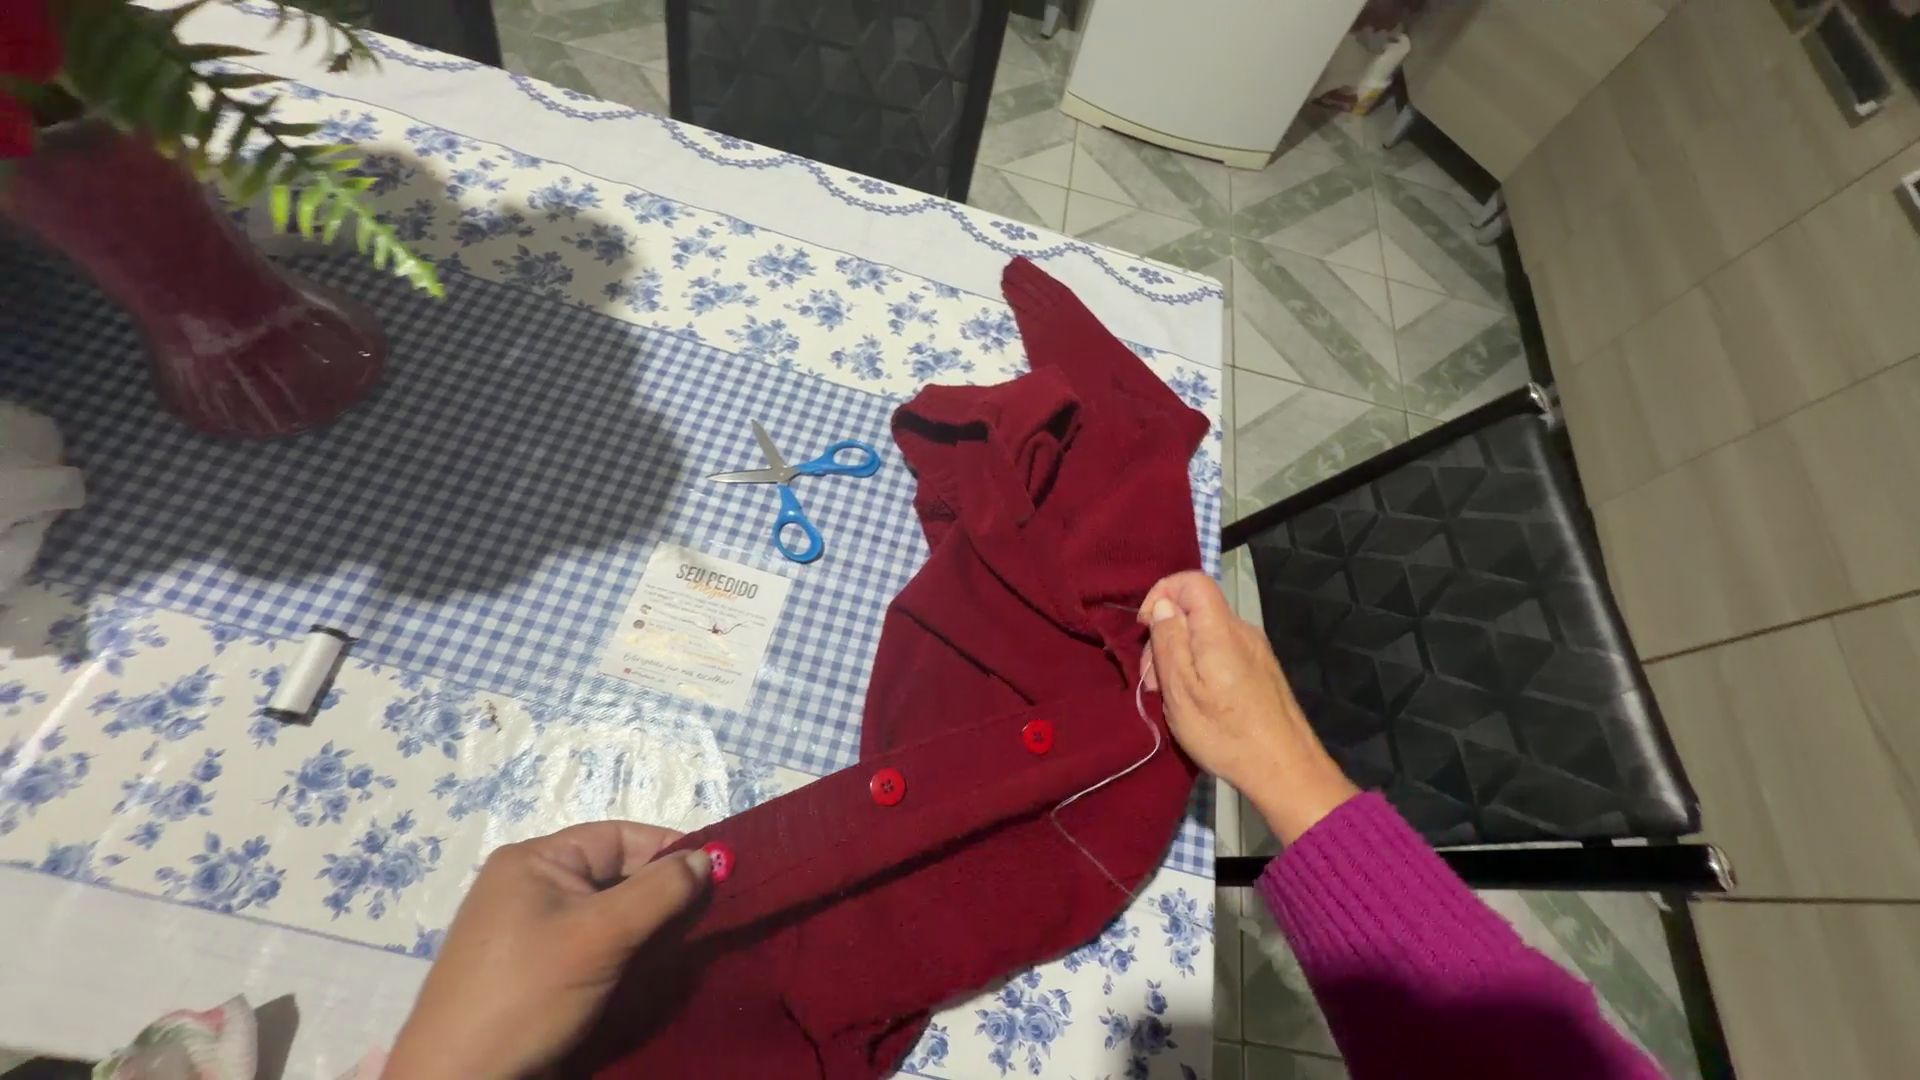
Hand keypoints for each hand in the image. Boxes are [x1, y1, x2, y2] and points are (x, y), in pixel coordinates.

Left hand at [383, 822, 710, 1079]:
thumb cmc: (526, 997)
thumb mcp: (602, 936)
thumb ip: (661, 890)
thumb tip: (710, 856)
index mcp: (534, 860)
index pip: (620, 837)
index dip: (670, 850)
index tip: (716, 874)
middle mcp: (529, 884)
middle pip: (616, 871)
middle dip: (662, 889)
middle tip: (705, 914)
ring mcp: (527, 928)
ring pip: (607, 907)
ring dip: (646, 921)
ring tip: (682, 942)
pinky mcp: (531, 967)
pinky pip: (591, 938)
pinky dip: (624, 946)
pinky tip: (647, 964)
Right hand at [1140, 571, 1358, 845]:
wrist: (1286, 771)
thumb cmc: (1227, 733)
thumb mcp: (1181, 689)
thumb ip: (1170, 641)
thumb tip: (1164, 606)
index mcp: (1221, 630)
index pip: (1192, 580)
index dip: (1163, 593)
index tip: (1147, 627)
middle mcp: (1242, 631)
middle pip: (1195, 610)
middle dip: (1166, 636)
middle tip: (1154, 680)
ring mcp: (1255, 650)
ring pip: (1205, 634)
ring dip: (1180, 656)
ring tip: (1172, 697)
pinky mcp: (1260, 669)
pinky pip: (1220, 652)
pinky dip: (1199, 668)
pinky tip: (1196, 701)